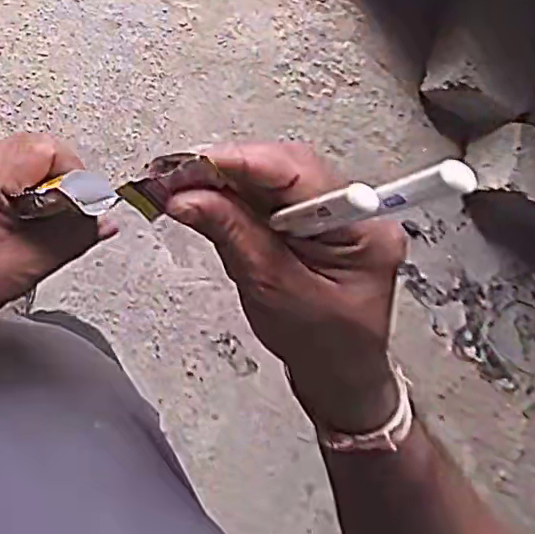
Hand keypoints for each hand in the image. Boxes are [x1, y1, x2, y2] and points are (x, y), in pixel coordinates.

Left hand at [0, 134, 115, 338]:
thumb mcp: (28, 262)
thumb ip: (74, 235)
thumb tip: (102, 220)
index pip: (49, 149)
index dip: (74, 178)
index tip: (79, 208)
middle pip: (37, 146)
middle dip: (59, 180)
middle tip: (61, 216)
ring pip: (23, 154)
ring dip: (41, 183)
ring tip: (37, 221)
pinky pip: (6, 165)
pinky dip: (23, 185)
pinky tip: (20, 217)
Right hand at [163, 142, 407, 433]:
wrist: (337, 371)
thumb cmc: (323, 342)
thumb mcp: (272, 289)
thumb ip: (231, 235)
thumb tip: (187, 197)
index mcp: (361, 228)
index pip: (296, 172)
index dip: (238, 162)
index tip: (190, 165)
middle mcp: (346, 207)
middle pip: (278, 164)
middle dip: (221, 166)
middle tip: (173, 175)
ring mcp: (323, 207)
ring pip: (265, 172)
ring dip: (217, 176)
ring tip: (177, 185)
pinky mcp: (298, 212)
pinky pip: (259, 188)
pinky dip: (223, 189)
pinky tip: (197, 194)